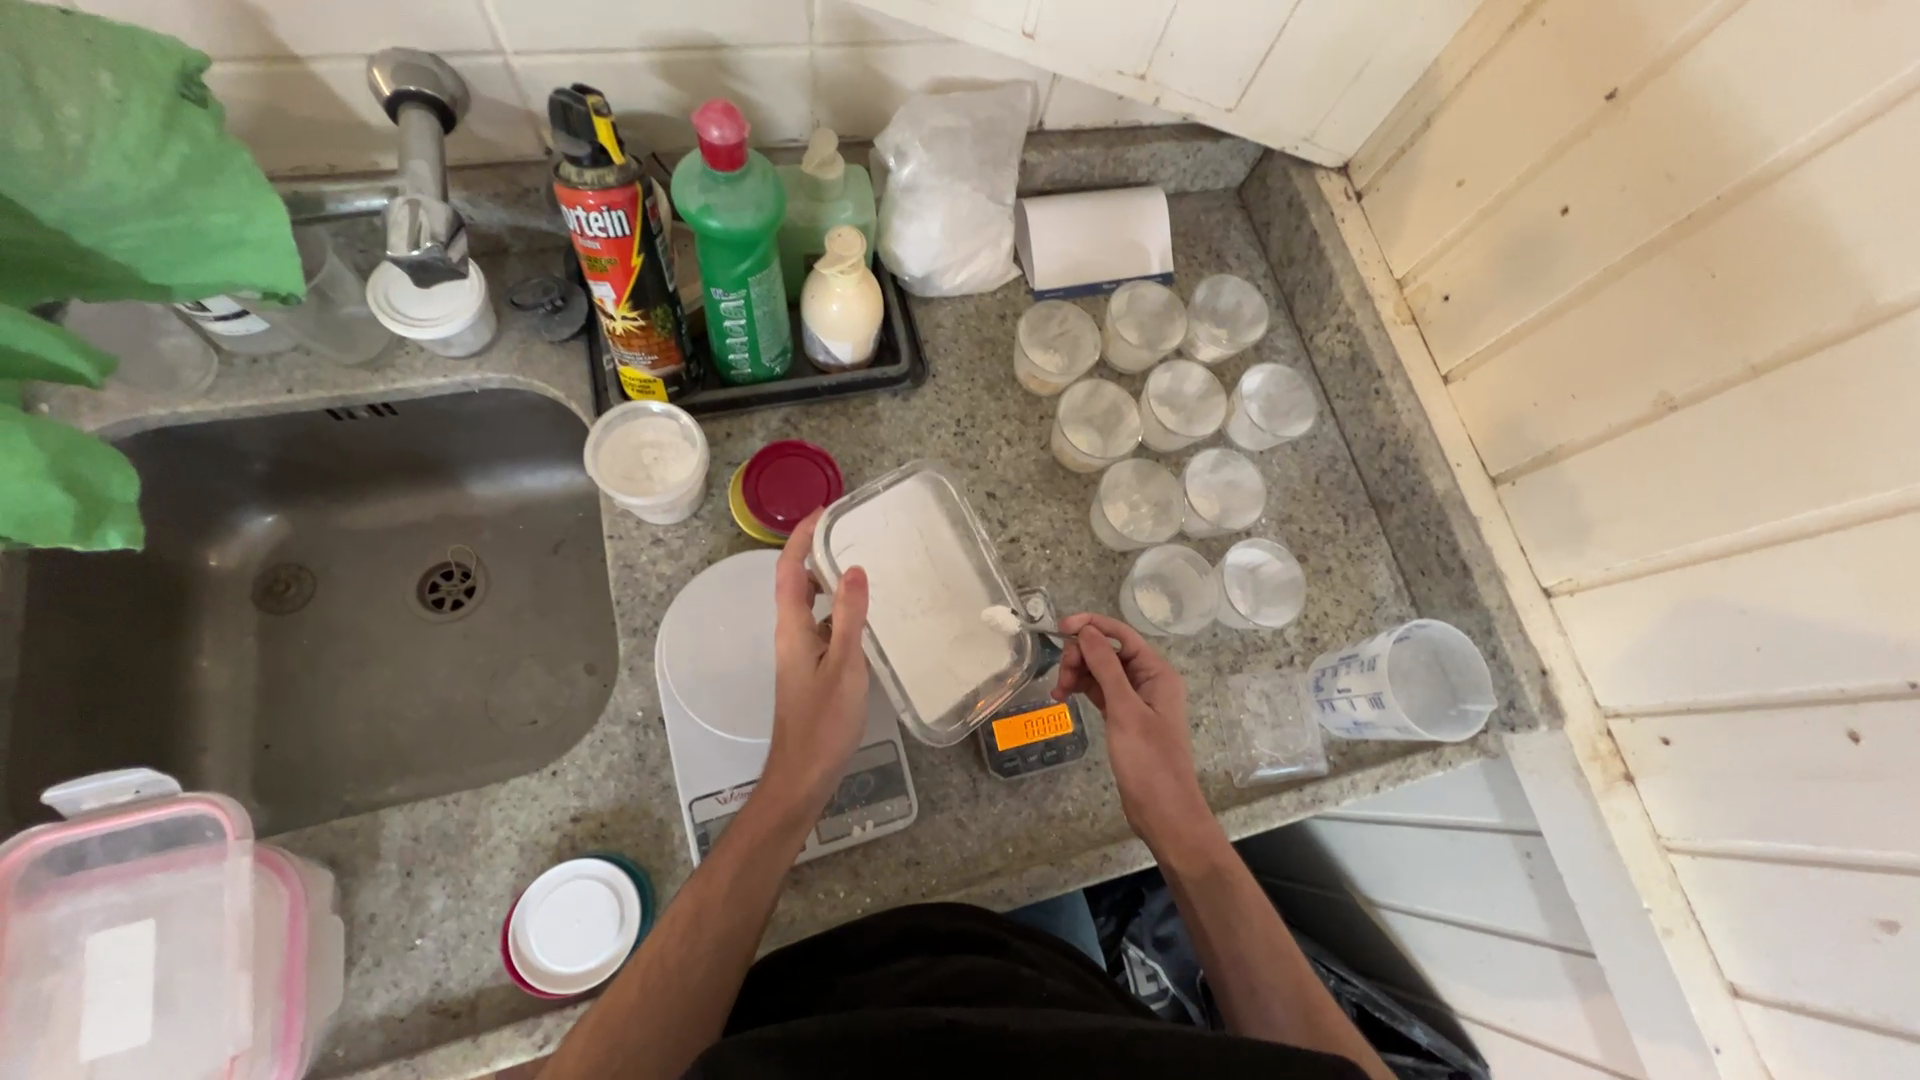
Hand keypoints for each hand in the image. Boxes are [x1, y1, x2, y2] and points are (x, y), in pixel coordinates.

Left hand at [761, 510, 870, 811]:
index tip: (825, 512)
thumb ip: (850, 617)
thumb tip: (855, 569)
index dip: (802, 537)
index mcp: (792, 628)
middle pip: (797, 582)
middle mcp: (792, 635)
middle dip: (817, 552)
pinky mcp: (813, 669)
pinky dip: (841, 612)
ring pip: (812, 606)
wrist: (804, 773)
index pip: (790, 569)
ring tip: (865, 565)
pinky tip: (868, 617)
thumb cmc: (823, 722)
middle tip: (851, 533)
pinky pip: (825, 627)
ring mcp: (802, 653)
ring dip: (830, 582)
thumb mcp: (844, 665)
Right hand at [1053, 613, 1214, 848]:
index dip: (1091, 625)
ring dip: (1078, 674)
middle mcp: (1148, 680)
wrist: (1164, 811)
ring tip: (1058, 693)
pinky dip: (1082, 691)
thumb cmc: (1149, 761)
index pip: (1122, 634)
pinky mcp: (1124, 717)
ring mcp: (1136, 700)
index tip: (1060, 628)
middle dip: (1081, 656)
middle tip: (1060, 678)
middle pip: (1108, 651)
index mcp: (1157, 672)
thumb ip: (1105, 667)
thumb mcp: (1124, 710)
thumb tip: (1086, 631)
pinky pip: (1100, 692)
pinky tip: (1064, 698)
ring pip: (1101, 672)